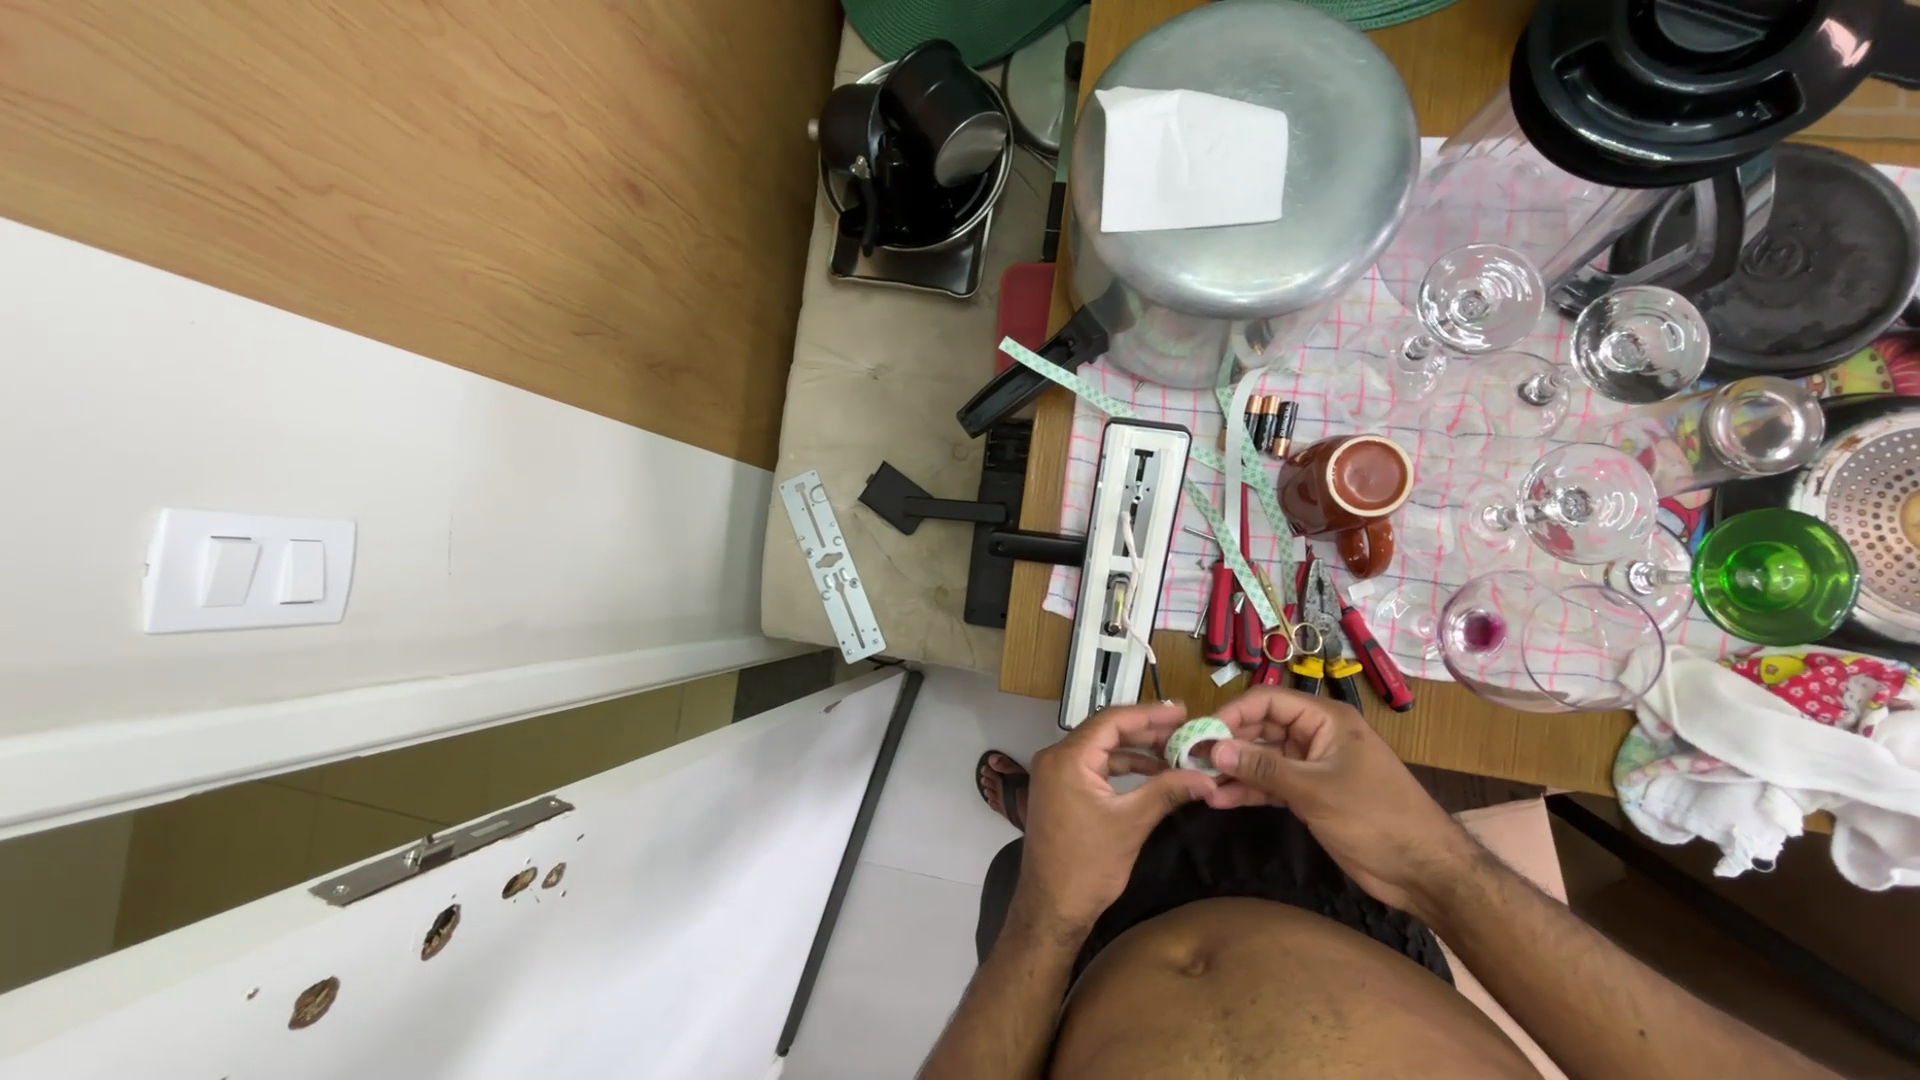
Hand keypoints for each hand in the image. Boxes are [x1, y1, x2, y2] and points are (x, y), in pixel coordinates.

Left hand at [1012, 701, 1216, 932]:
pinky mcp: (1061, 790)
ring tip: (1176, 752)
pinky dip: (1122, 767)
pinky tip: (1152, 773)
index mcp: (1068, 758)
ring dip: (1136, 751)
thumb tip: (1207, 778)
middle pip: (1106, 731)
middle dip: (1147, 731)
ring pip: (1102, 749)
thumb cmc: (1088, 864)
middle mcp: (1056, 757)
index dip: (1150, 714)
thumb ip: (1167, 791)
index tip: (1183, 712)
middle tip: (1185, 730)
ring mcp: (1056, 774)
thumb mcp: (1132, 822)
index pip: (1112, 721)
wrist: (1051, 906)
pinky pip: (1094, 767)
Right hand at [1203, 687, 1476, 915]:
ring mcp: (1313, 765)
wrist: (1425, 871)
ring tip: (1202, 784)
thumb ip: (1263, 767)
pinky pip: (1272, 783)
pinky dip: (1249, 790)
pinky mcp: (1311, 794)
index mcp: (1325, 719)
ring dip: (1235, 770)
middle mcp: (1316, 735)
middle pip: (1261, 728)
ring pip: (1263, 758)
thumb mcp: (1315, 790)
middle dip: (1228, 743)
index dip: (1232, 713)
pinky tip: (1221, 800)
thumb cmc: (1375, 817)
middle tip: (1192, 760)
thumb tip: (1214, 748)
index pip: (1268, 701)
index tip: (1200, 734)